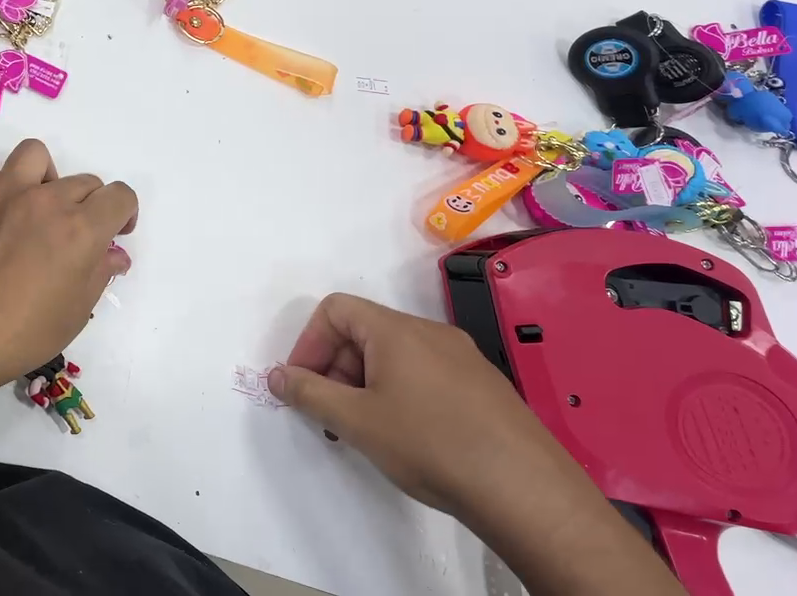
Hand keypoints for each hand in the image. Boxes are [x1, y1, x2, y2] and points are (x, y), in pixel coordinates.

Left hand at [0, 139, 135, 390]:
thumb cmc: (26, 333)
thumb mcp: (78, 310)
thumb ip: (100, 272)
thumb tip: (113, 254)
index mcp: (80, 229)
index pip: (119, 196)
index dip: (124, 214)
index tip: (114, 235)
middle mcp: (45, 201)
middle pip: (84, 181)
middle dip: (91, 205)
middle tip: (78, 236)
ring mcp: (4, 194)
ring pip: (36, 155)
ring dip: (48, 176)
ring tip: (42, 208)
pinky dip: (4, 185)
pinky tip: (4, 214)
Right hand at [267, 294, 595, 519]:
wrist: (532, 498)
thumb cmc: (432, 446)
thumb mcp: (355, 421)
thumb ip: (307, 392)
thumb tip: (277, 376)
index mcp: (399, 331)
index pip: (335, 309)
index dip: (308, 342)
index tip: (303, 383)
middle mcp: (433, 335)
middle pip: (364, 332)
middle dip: (335, 367)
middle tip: (330, 411)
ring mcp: (466, 362)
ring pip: (395, 357)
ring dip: (366, 384)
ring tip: (366, 429)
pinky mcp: (488, 391)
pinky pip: (427, 376)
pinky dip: (401, 395)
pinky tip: (408, 437)